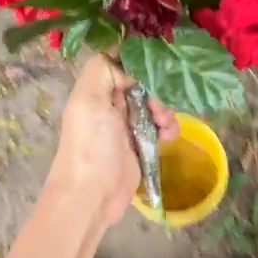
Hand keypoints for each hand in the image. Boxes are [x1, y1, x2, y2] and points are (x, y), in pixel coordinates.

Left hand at [47, 55, 178, 228]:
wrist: (92, 197)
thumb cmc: (90, 147)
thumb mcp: (88, 101)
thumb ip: (103, 71)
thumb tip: (130, 67)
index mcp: (95, 89)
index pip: (121, 61)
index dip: (140, 61)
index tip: (159, 64)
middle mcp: (110, 103)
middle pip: (143, 82)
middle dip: (158, 88)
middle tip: (159, 105)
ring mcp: (127, 125)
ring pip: (155, 103)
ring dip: (166, 109)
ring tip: (165, 123)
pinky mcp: (141, 144)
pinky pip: (161, 127)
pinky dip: (169, 128)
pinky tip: (170, 137)